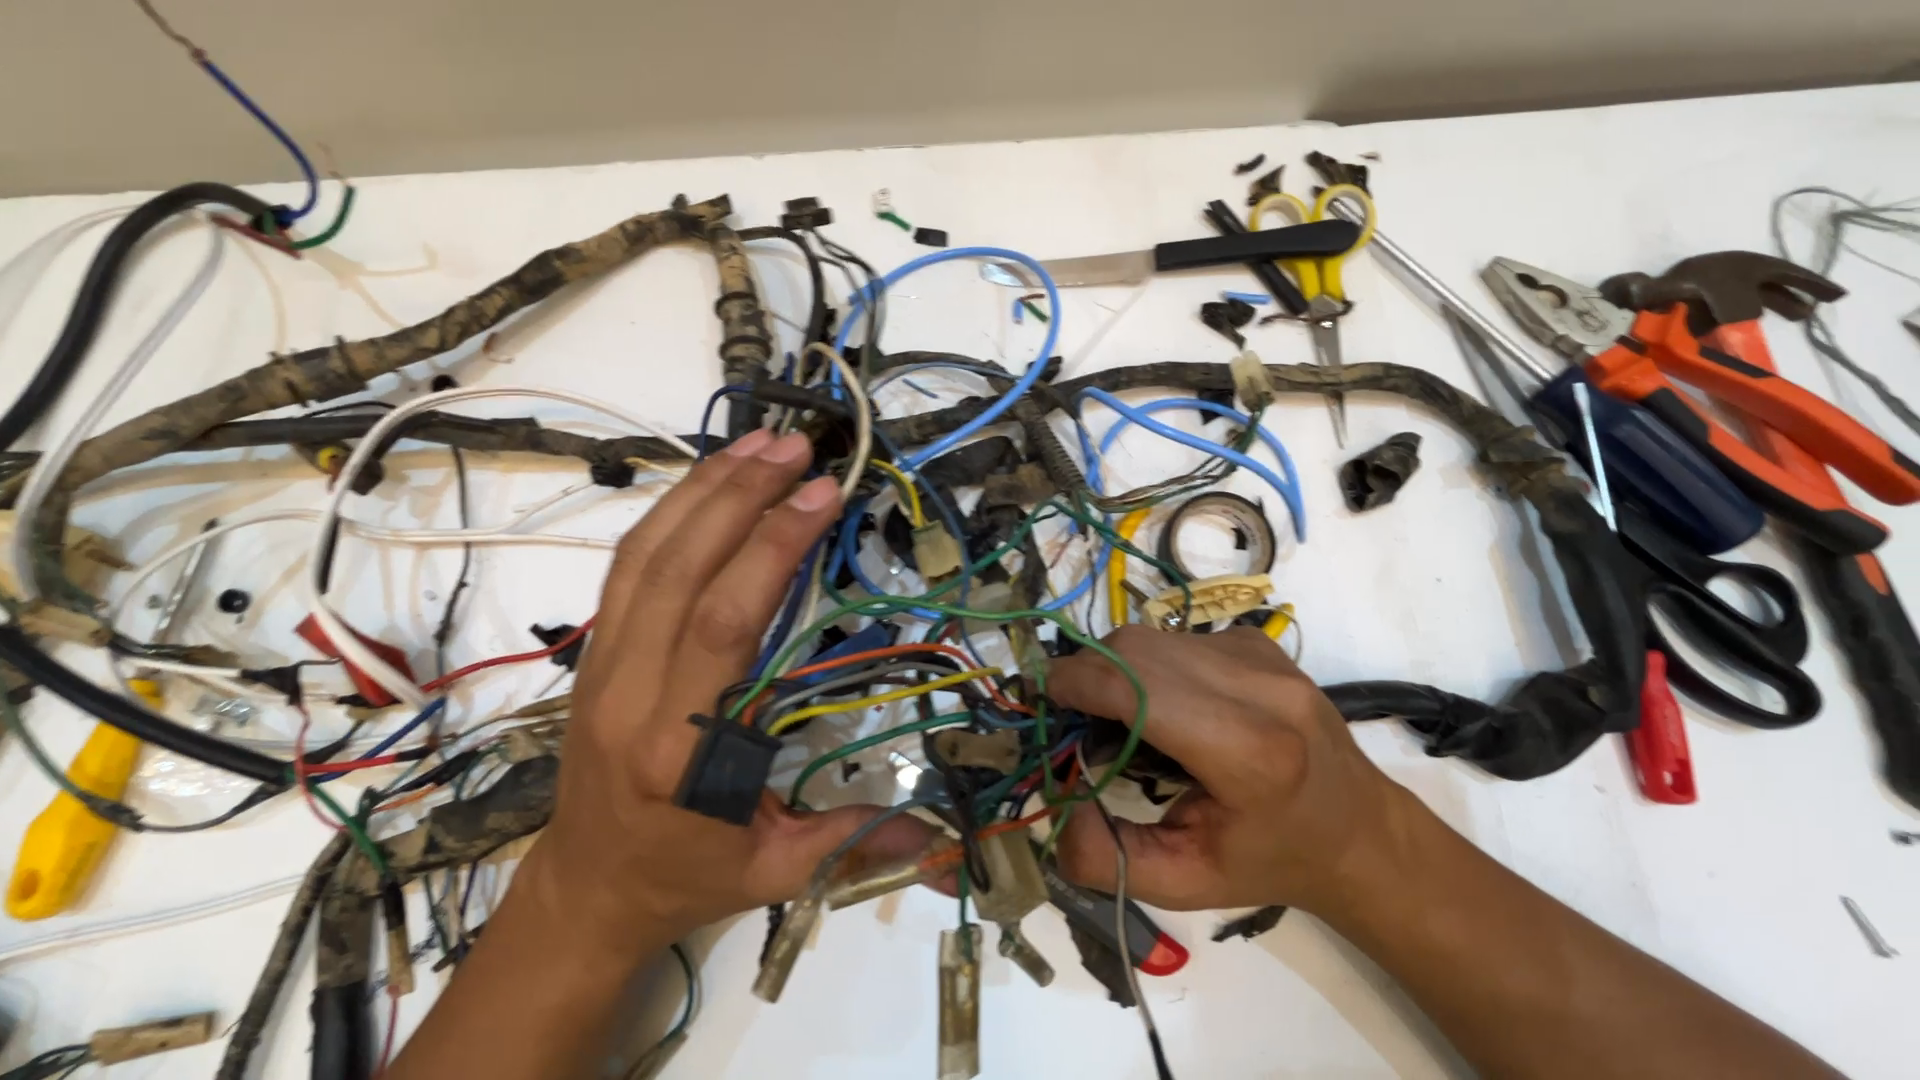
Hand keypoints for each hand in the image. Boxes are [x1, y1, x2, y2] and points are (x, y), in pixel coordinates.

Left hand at [520, 430, 934, 953]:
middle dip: (739, 495)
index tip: (821, 494)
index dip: (773, 548)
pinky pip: (626, 568)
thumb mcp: (771, 875)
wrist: (584, 889)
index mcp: (678, 748)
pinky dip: (669, 514)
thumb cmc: (684, 877)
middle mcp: (629, 692)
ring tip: (757, 442)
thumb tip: (943, 834)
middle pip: (677, 569)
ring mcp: (601, 666)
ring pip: (644, 556)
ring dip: (702, 489)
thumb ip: (850, 843)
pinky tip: (708, 482)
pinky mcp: (595, 652)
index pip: (724, 624)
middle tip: (796, 445)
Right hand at [1047, 625, 1406, 913]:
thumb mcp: (1186, 883)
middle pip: (1137, 650)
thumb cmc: (1271, 862)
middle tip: (1076, 717)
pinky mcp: (1260, 644)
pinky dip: (1153, 666)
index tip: (1046, 702)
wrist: (1357, 831)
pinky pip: (1179, 639)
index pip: (1138, 688)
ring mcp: (1264, 658)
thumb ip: (1106, 856)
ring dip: (1118, 669)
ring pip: (1153, 637)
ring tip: (1122, 718)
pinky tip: (1168, 707)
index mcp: (1247, 752)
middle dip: (1088, 673)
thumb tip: (1055, 803)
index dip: (1078, 684)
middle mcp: (1260, 689)